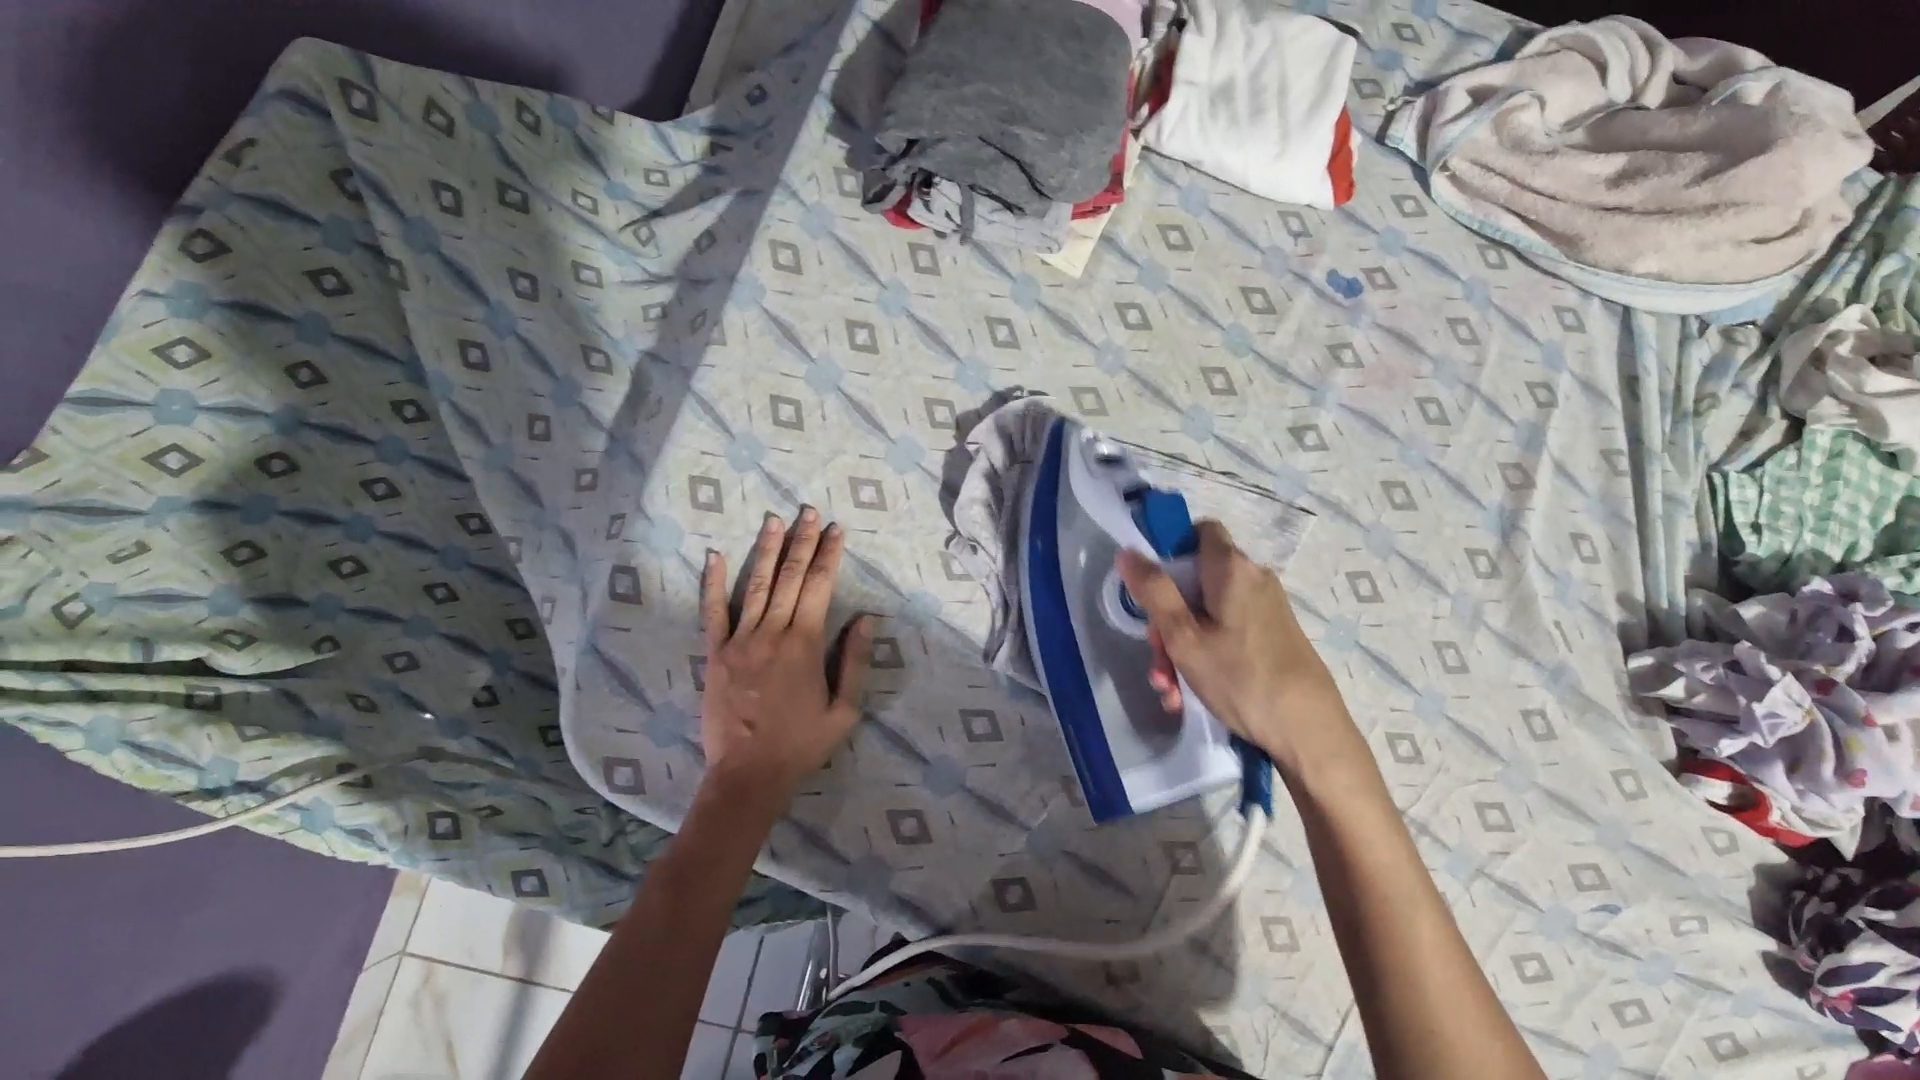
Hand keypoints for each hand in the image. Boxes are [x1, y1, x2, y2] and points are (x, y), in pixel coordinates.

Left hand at [698, 507, 872, 797]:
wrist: (749, 774)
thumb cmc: (802, 745)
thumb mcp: (844, 709)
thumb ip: (854, 661)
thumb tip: (866, 619)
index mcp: (805, 644)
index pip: (820, 586)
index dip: (830, 555)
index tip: (837, 529)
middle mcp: (772, 632)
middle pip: (790, 577)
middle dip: (802, 541)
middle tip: (809, 511)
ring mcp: (740, 640)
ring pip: (756, 585)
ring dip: (766, 550)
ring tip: (774, 520)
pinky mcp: (716, 654)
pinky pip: (713, 612)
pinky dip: (714, 582)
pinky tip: (715, 555)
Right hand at [1116, 520, 1354, 770]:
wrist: (1308, 730)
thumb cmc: (1240, 678)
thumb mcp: (1184, 637)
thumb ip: (1154, 592)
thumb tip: (1128, 552)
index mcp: (1232, 568)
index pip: (1199, 530)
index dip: (1170, 548)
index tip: (1150, 583)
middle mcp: (1253, 579)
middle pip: (1195, 581)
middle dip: (1167, 620)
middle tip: (1157, 656)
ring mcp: (1266, 609)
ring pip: (1207, 614)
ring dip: (1180, 648)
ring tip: (1171, 689)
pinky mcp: (1272, 636)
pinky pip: (1226, 634)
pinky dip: (1205, 656)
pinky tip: (1190, 695)